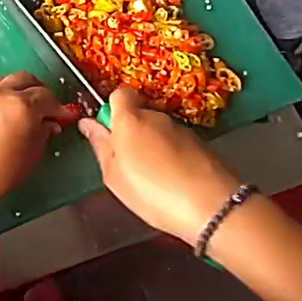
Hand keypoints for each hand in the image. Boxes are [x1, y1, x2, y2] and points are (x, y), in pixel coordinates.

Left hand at [0, 72, 77, 218]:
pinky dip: (4, 95)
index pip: (48, 98)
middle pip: (27, 80)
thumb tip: (49, 124)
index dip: (59, 108)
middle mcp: (4, 94)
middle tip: (46, 107)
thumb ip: (43, 133)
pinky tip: (6, 112)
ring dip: (21, 90)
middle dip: (40, 91)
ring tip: (25, 108)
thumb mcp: (32, 155)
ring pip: (8, 81)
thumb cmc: (1, 173)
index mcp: (24, 106)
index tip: (64, 116)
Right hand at [79, 87, 244, 240]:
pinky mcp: (201, 143)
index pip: (119, 94)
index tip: (108, 133)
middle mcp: (157, 116)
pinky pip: (176, 143)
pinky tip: (173, 181)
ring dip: (152, 146)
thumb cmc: (153, 193)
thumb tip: (89, 123)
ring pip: (158, 129)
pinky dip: (172, 156)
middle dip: (132, 132)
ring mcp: (181, 128)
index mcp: (131, 120)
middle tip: (127, 163)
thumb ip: (101, 145)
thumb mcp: (114, 176)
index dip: (111, 109)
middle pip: (139, 113)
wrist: (212, 206)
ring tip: (153, 178)